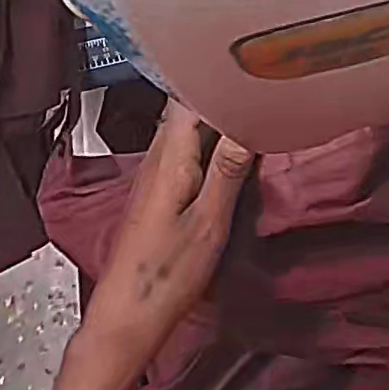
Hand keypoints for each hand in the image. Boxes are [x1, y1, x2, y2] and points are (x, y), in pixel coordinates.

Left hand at [74, 101, 254, 389]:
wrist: (127, 317)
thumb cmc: (166, 274)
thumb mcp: (208, 223)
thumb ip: (228, 169)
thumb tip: (248, 121)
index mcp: (169, 156)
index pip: (189, 95)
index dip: (218, 78)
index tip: (252, 72)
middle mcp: (157, 156)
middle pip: (188, 107)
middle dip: (223, 94)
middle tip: (261, 89)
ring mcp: (156, 172)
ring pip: (188, 128)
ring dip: (217, 119)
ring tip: (254, 113)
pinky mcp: (159, 189)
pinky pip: (187, 149)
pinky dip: (211, 142)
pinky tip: (233, 151)